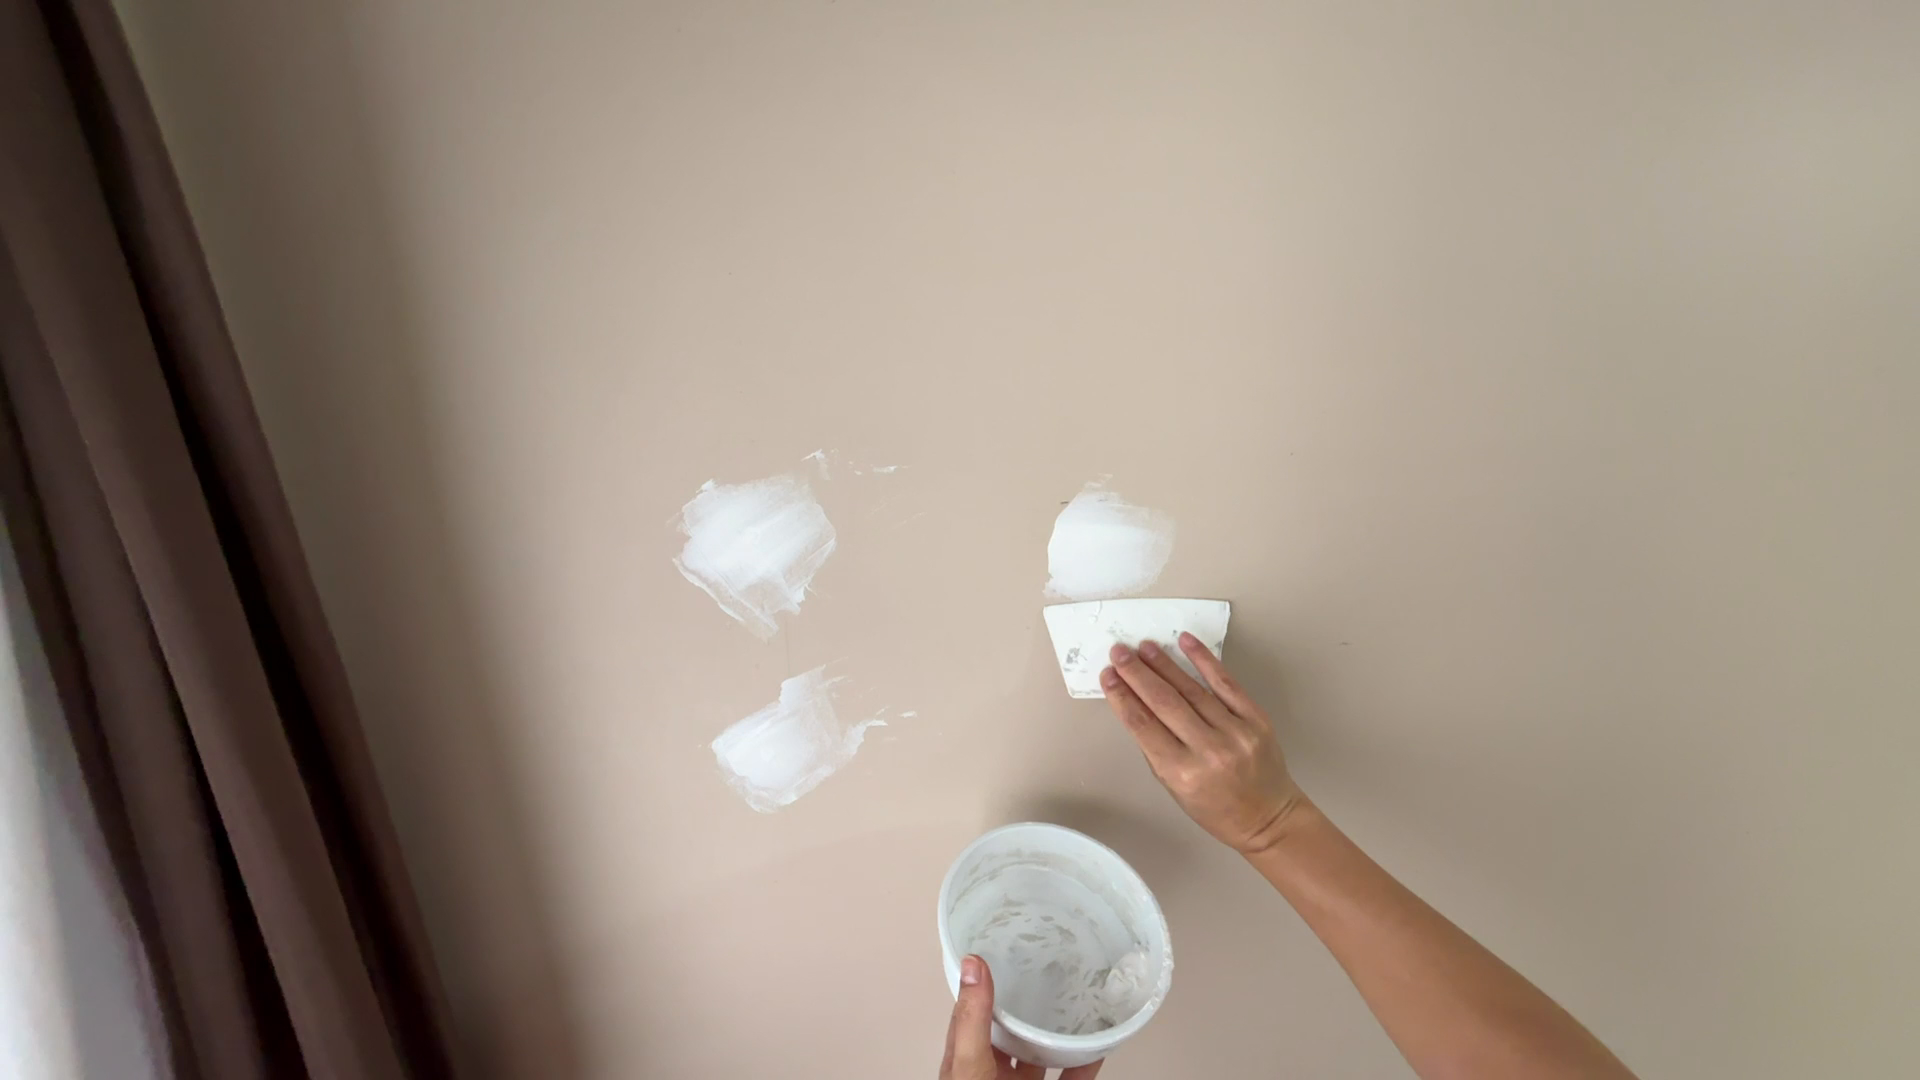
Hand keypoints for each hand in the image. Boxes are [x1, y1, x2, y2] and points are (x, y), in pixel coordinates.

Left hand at [941, 955, 1104, 1079]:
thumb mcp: (968, 1067)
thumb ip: (973, 1018)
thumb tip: (972, 962)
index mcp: (965, 1059)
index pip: (973, 1008)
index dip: (985, 979)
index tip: (1002, 946)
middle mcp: (991, 1074)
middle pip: (1010, 1030)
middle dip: (1026, 1002)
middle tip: (1048, 967)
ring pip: (1040, 1055)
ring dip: (1056, 1031)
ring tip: (1075, 1000)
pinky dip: (1082, 1066)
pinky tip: (1096, 1048)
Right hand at [1101, 633, 1302, 854]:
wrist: (1268, 816)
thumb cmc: (1213, 806)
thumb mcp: (1172, 785)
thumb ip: (1154, 745)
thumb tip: (1133, 701)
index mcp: (1182, 772)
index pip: (1143, 725)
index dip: (1122, 696)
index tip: (1108, 675)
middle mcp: (1209, 751)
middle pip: (1164, 702)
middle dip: (1137, 673)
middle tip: (1119, 652)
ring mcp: (1235, 732)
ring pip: (1191, 689)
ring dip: (1164, 664)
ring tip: (1144, 647)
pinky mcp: (1256, 719)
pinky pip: (1226, 683)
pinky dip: (1204, 660)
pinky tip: (1185, 642)